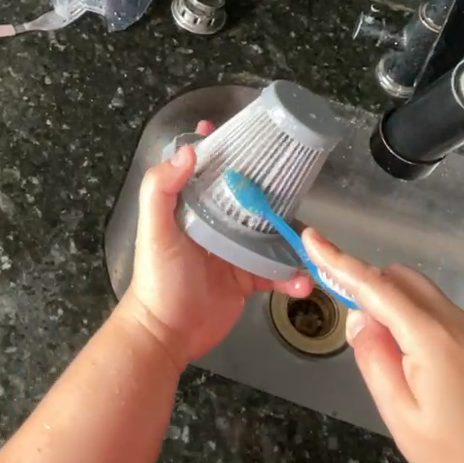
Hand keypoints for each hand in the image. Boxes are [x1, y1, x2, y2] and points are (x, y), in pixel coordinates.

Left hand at [118, 123, 313, 365]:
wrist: (167, 333)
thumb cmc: (158, 278)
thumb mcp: (155, 230)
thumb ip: (162, 189)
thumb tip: (188, 150)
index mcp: (192, 206)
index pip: (205, 167)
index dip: (219, 146)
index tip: (242, 129)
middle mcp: (215, 223)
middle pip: (246, 196)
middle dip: (270, 187)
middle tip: (294, 179)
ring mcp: (234, 250)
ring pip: (269, 233)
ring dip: (290, 237)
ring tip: (307, 243)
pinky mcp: (247, 278)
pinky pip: (276, 271)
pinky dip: (291, 276)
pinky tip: (301, 282)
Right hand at [303, 229, 463, 462]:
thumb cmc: (462, 462)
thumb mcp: (402, 417)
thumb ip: (375, 361)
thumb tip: (360, 320)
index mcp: (432, 336)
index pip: (375, 286)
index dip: (338, 260)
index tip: (311, 237)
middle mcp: (455, 323)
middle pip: (401, 279)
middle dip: (366, 283)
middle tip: (343, 316)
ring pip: (421, 294)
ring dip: (389, 302)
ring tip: (375, 349)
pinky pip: (437, 314)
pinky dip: (410, 317)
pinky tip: (406, 361)